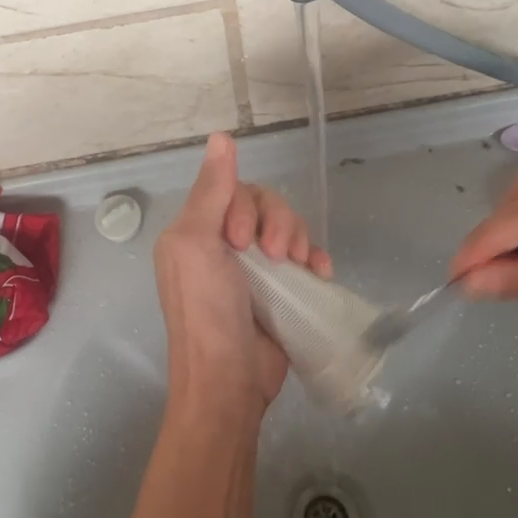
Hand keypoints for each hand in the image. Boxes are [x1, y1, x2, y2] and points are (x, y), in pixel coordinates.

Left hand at [155, 133, 332, 412]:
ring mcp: (255, 271)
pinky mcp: (282, 293)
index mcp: (196, 232)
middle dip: (279, 224)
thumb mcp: (196, 244)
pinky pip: (306, 259)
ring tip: (301, 268)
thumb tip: (221, 135)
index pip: (234, 191)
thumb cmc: (206, 311)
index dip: (246, 208)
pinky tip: (321, 272)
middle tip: (277, 257)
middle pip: (266, 206)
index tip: (240, 242)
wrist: (229, 381)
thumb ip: (211, 190)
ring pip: (289, 229)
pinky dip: (317, 261)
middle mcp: (223, 245)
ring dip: (300, 240)